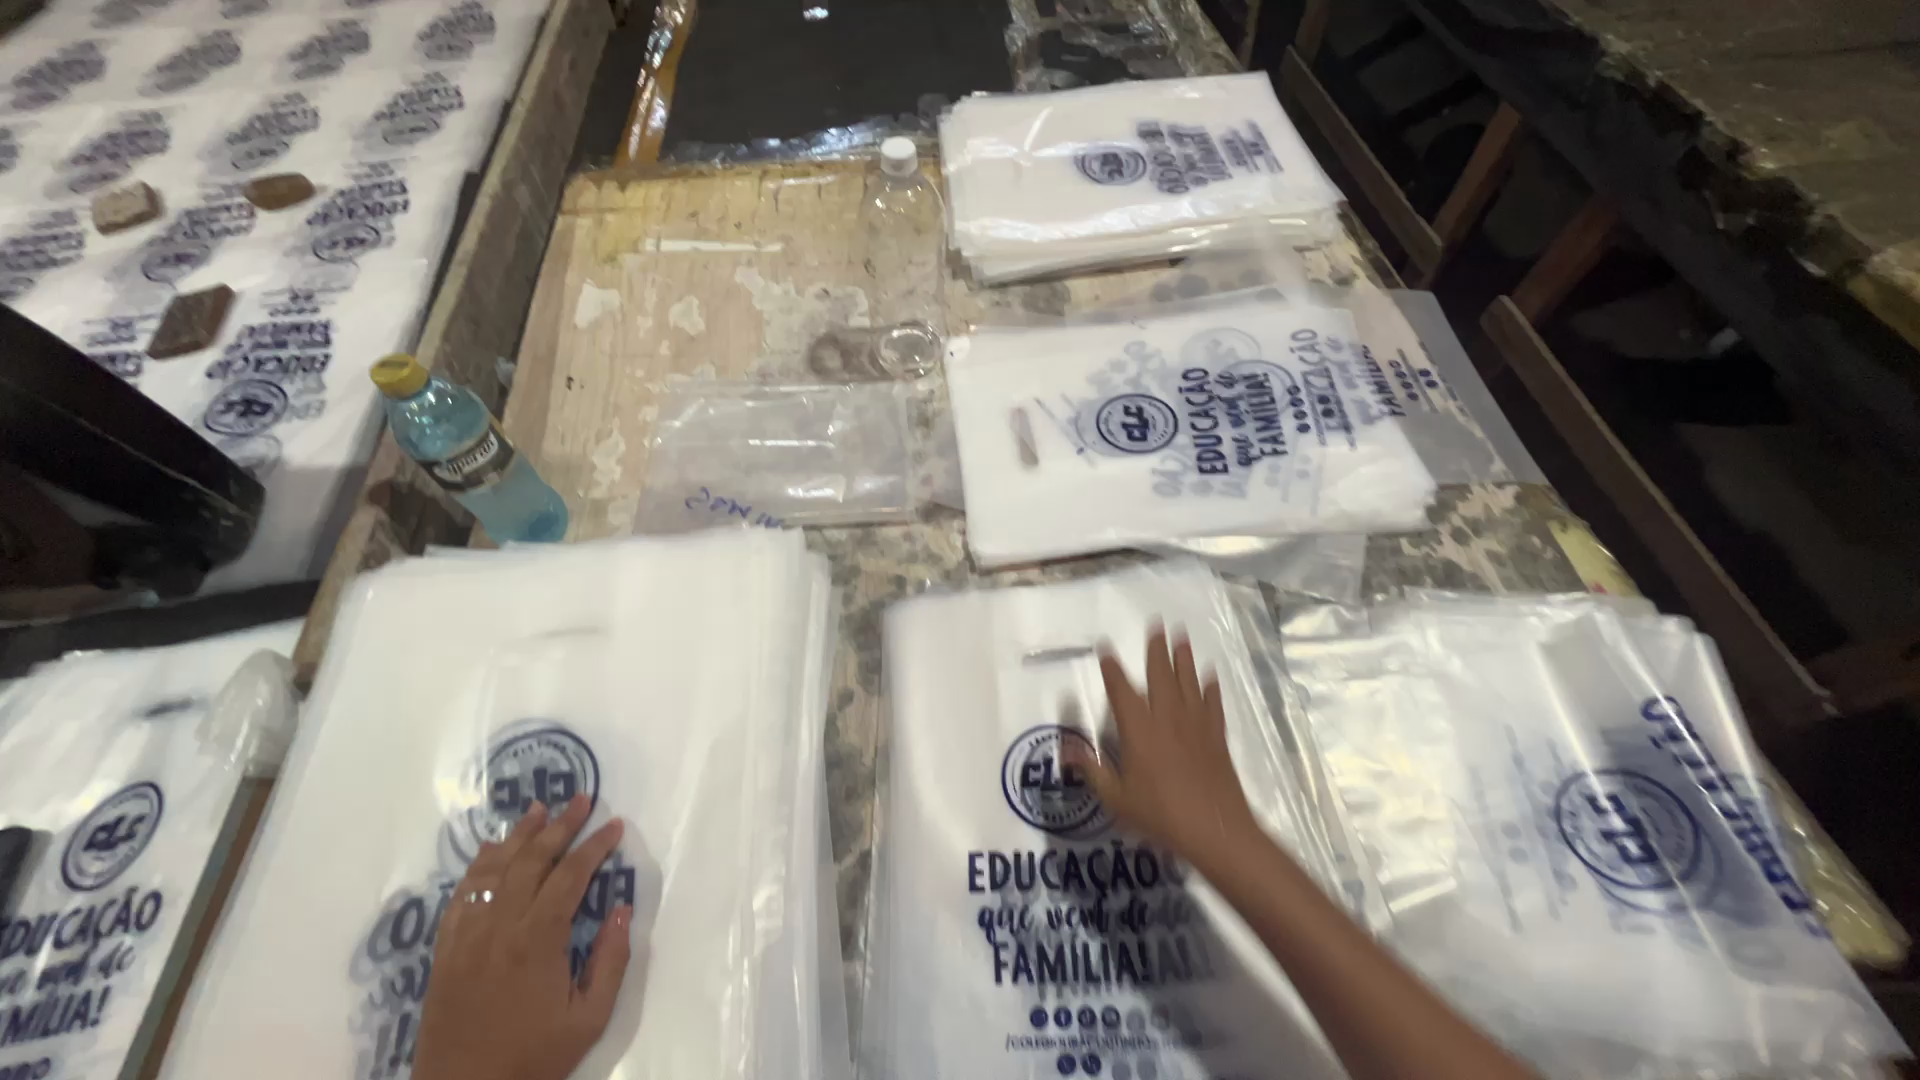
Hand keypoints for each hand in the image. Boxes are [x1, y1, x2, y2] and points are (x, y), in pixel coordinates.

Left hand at [412, 795, 634, 1079]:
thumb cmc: (532, 1058)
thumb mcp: (588, 1018)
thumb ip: (610, 960)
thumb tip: (621, 909)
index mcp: (537, 941)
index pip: (570, 876)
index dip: (594, 846)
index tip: (615, 825)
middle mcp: (499, 928)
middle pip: (530, 862)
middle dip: (559, 826)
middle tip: (581, 799)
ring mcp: (467, 938)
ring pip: (492, 871)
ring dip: (517, 836)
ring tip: (538, 810)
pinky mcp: (445, 952)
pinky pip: (461, 897)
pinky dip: (477, 867)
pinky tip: (488, 851)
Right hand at [1069, 626, 1261, 865]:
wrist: (1214, 829)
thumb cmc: (1159, 814)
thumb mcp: (1116, 798)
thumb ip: (1092, 770)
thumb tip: (1064, 749)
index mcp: (1138, 729)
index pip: (1121, 690)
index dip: (1112, 668)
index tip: (1105, 647)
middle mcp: (1166, 718)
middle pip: (1161, 675)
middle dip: (1157, 649)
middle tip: (1157, 624)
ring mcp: (1195, 725)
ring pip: (1188, 682)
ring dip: (1184, 658)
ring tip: (1181, 637)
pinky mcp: (1216, 736)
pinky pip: (1213, 704)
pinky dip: (1210, 688)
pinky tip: (1210, 676)